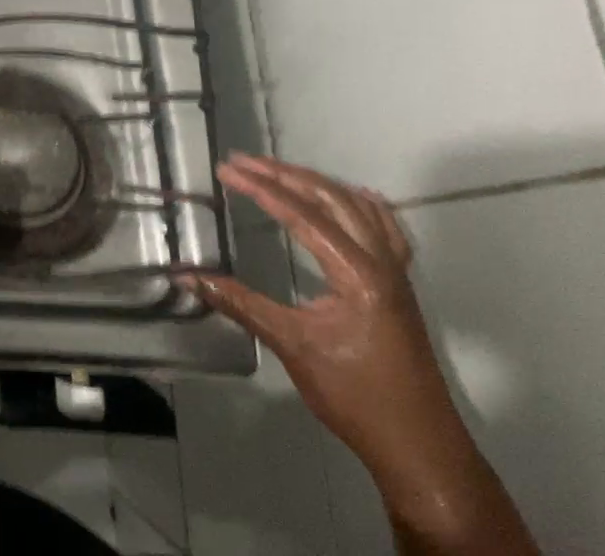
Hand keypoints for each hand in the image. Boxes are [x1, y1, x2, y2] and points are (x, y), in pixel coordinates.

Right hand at [185, 154, 460, 474]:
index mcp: (357, 274)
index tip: (226, 171)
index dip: (262, 189)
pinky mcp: (398, 288)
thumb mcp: (290, 344)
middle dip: (286, 176)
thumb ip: (239, 303)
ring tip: (282, 170)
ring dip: (319, 185)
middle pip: (334, 201)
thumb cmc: (352, 393)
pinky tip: (353, 199)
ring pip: (360, 210)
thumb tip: (187, 275)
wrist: (416, 441)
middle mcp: (382, 264)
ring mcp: (396, 275)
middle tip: (243, 162)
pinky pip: (385, 231)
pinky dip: (361, 206)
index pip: (304, 216)